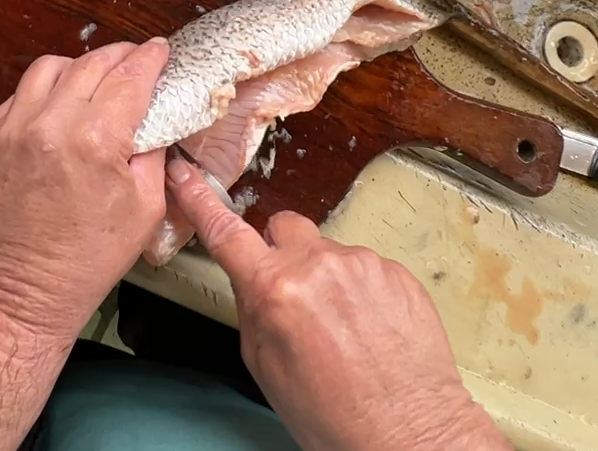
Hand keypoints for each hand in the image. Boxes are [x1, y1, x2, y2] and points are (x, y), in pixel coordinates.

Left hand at [0, 40, 169, 341]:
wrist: (23, 293)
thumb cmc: (90, 257)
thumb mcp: (146, 208)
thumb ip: (153, 151)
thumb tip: (154, 114)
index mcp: (94, 141)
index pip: (129, 78)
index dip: (149, 58)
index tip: (159, 49)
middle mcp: (49, 125)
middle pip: (90, 63)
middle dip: (118, 55)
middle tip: (134, 59)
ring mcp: (10, 130)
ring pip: (48, 68)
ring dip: (78, 67)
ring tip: (94, 79)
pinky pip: (19, 96)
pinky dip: (43, 94)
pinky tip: (57, 109)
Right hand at [166, 157, 509, 450]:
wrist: (412, 440)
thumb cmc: (336, 418)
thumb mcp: (266, 368)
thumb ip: (252, 308)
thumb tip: (251, 278)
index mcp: (275, 291)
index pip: (225, 232)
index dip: (199, 199)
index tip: (185, 172)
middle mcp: (316, 265)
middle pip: (284, 228)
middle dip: (283, 252)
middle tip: (297, 296)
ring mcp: (360, 263)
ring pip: (326, 250)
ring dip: (327, 276)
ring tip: (345, 327)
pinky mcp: (395, 270)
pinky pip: (364, 265)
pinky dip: (362, 290)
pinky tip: (371, 328)